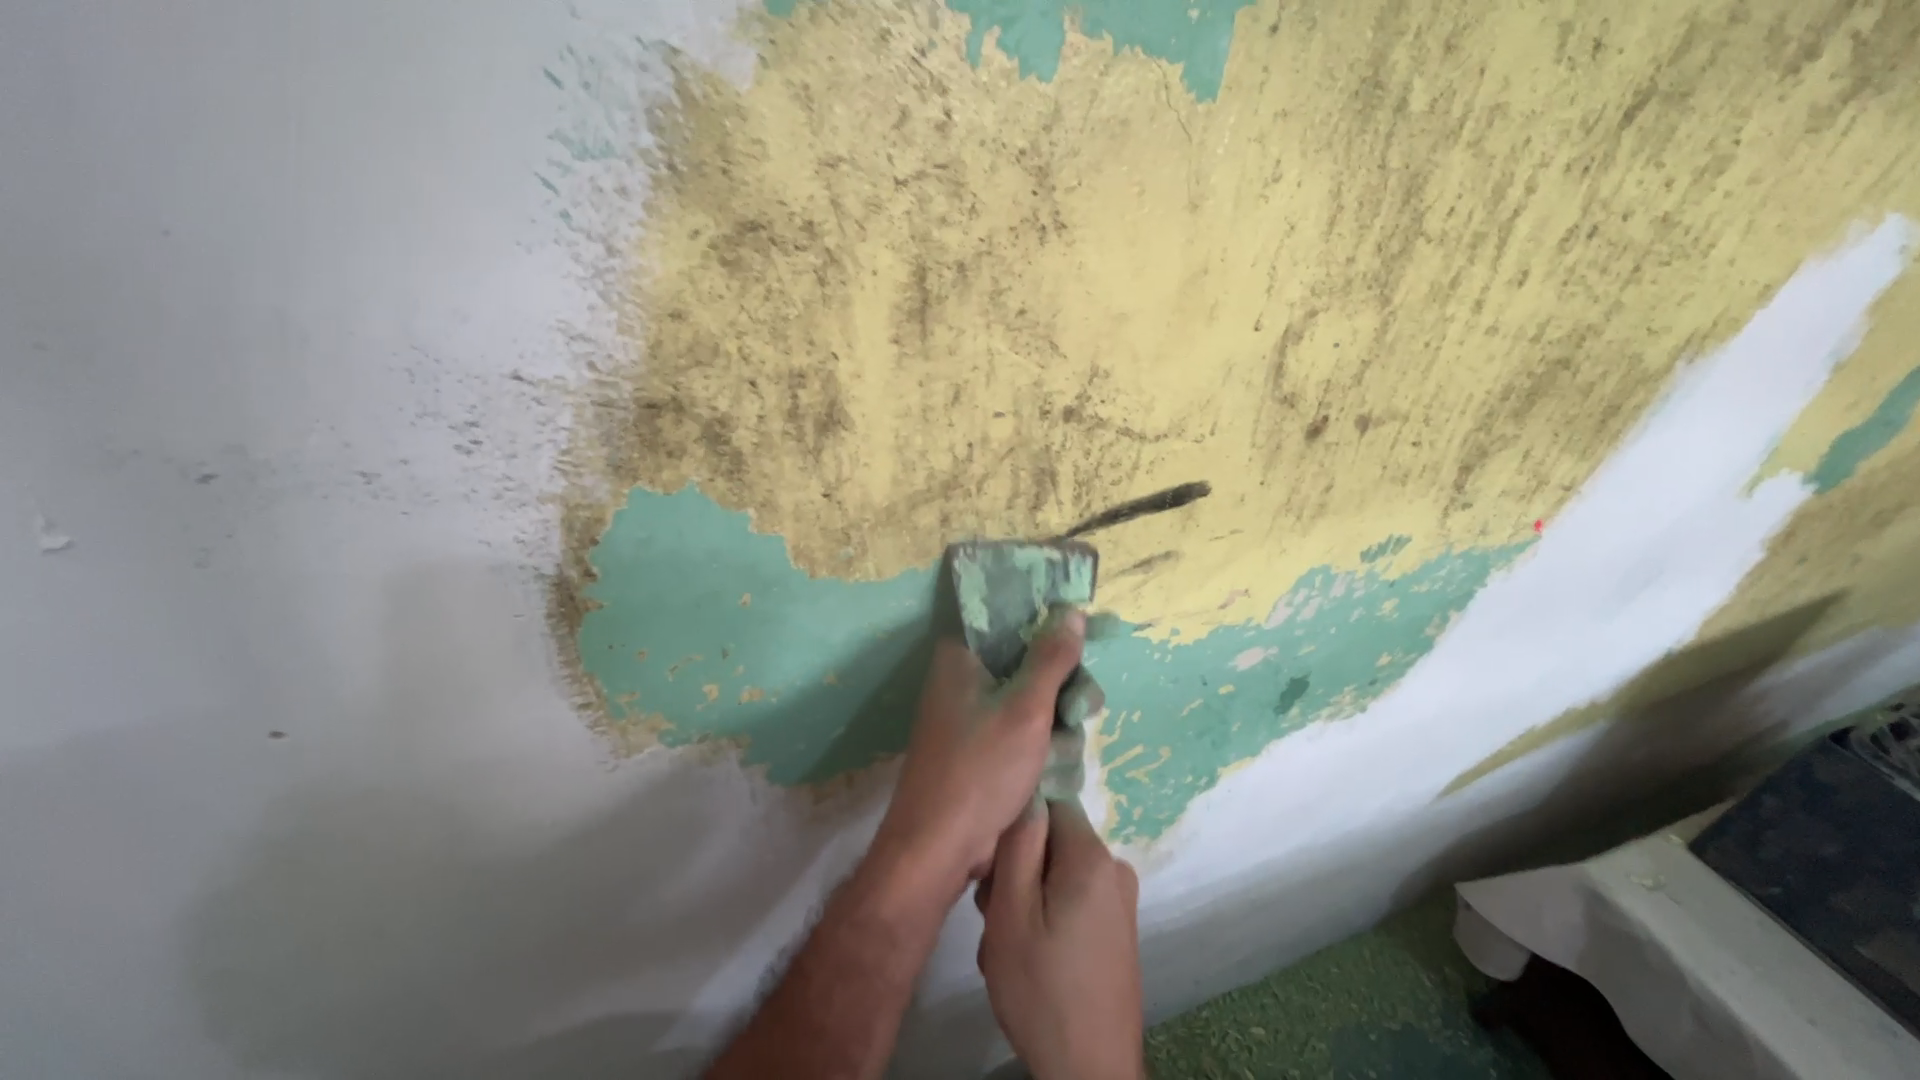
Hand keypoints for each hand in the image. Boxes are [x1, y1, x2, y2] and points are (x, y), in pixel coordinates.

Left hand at [869, 608, 1086, 890]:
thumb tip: (1071, 610)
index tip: (1085, 651)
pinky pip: (1034, 740)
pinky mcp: (991, 752)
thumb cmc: (978, 769)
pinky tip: (1048, 781)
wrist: (940, 847)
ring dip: (1058, 737)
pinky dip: (1046, 759)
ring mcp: (981, 718)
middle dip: (1065, 699)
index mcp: (964, 656)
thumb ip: (1052, 657)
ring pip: (1045, 709)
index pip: (1019, 624)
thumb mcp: (1025, 708)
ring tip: (1050, 765)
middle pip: (1040, 669)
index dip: (1057, 636)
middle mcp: (970, 680)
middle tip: (1077, 715)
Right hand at [977, 799, 1143, 1079]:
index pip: (1048, 805)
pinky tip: (1032, 958)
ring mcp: (1120, 902)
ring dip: (1027, 900)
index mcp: (1093, 857)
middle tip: (997, 917)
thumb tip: (1026, 795)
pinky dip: (1047, 920)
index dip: (1015, 832)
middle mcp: (1115, 869)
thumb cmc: (1042, 990)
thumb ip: (1018, 846)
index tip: (995, 870)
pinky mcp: (1118, 931)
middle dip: (1018, 871)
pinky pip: (1073, 901)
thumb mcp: (1011, 913)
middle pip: (1052, 842)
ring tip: (1010, 945)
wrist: (1089, 1070)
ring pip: (1057, 875)